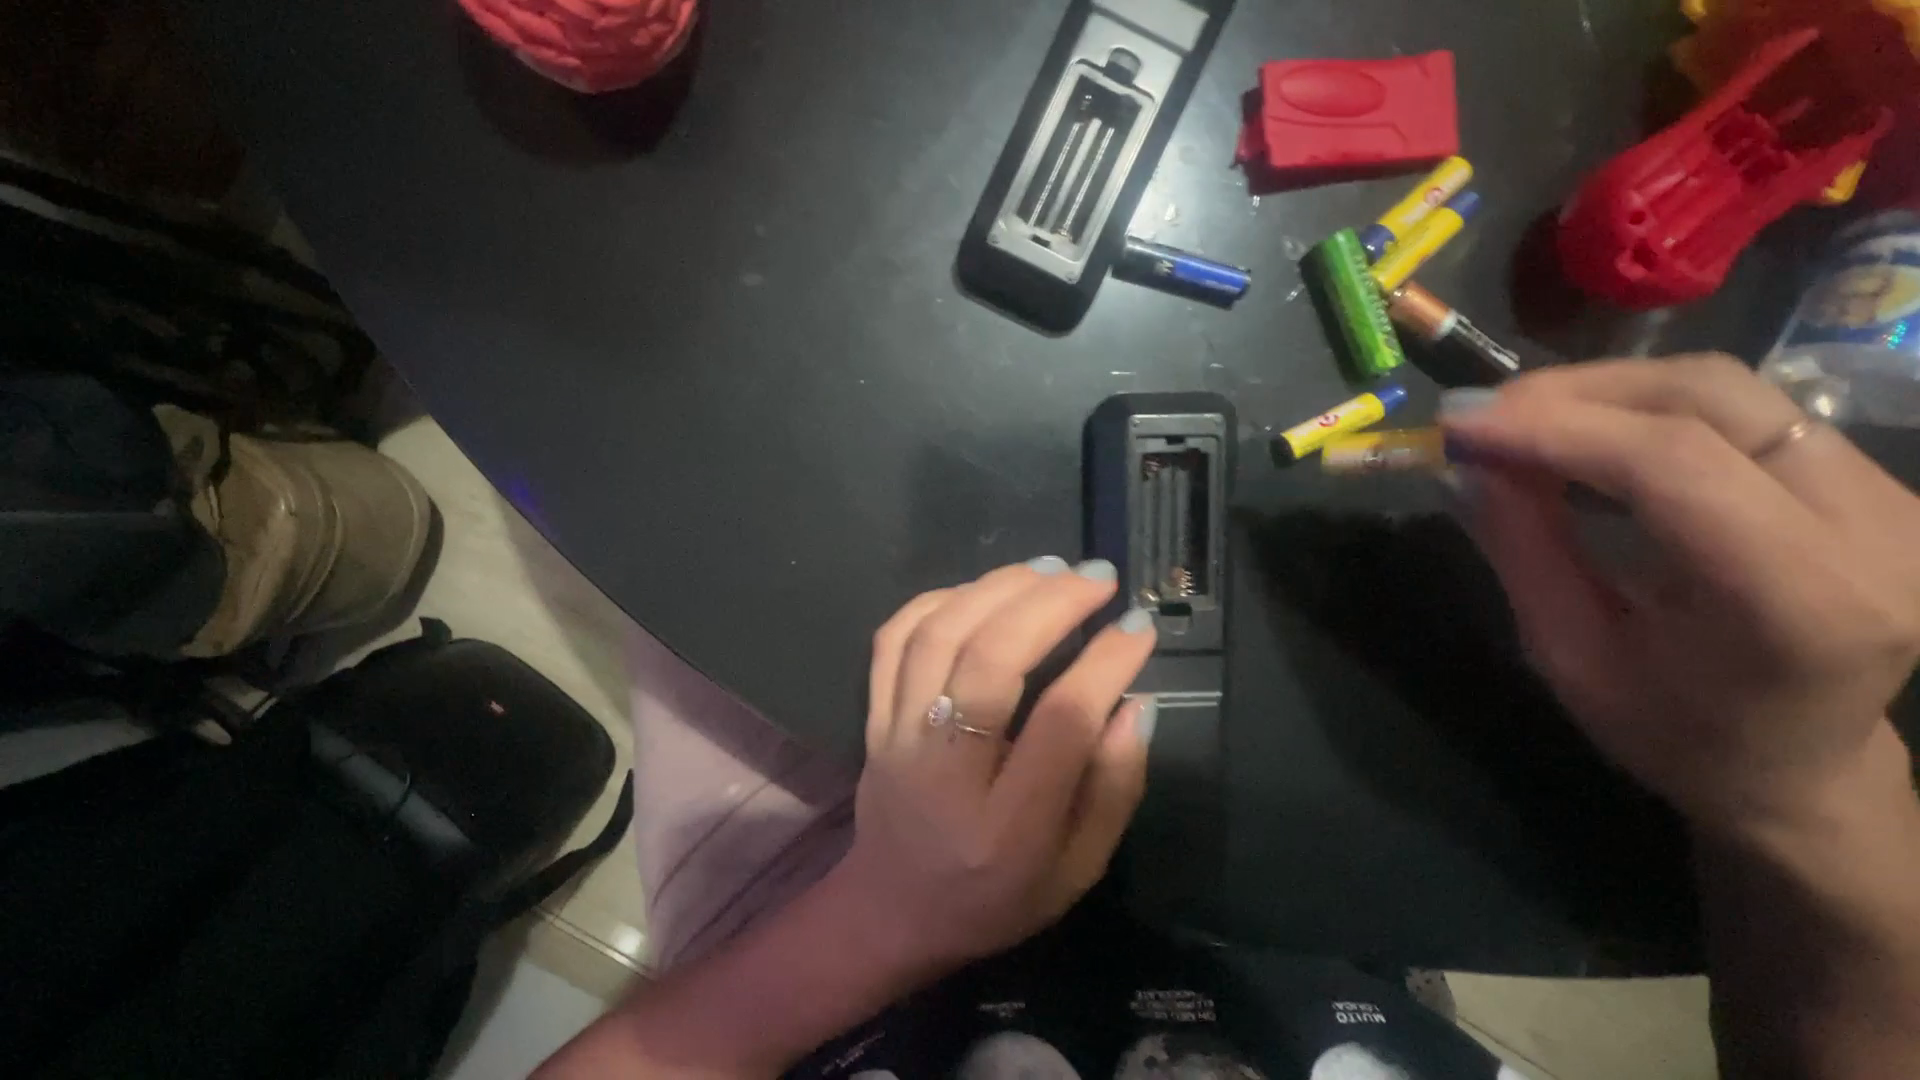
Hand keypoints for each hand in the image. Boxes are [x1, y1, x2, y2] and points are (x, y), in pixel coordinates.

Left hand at [820, 556, 1158, 977]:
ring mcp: (896, 740)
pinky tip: (981, 590)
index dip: (1105, 663)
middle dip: (1051, 605)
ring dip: (996, 588)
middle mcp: (944, 773)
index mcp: (1007, 827)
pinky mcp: (872, 721)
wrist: (893, 911)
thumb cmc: (998, 898)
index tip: (1139, 627)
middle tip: (1098, 577)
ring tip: (1048, 569)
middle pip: (991, 662)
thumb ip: (1113, 790)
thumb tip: (1136, 703)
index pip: (1060, 722)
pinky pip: (892, 641)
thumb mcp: (1078, 870)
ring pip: (938, 638)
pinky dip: (936, 601)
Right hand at [1441, 355, 1919, 835]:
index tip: (1457, 426)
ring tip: (1517, 421)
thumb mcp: (1569, 656)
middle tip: (1480, 417)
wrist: (1797, 765)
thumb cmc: (1673, 731)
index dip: (1553, 428)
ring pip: (1723, 388)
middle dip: (1573, 393)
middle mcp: (1870, 527)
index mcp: (1796, 599)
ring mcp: (1885, 492)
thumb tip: (1468, 464)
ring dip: (1602, 392)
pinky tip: (1579, 434)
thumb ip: (1524, 550)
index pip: (1672, 463)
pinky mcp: (1866, 476)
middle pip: (1707, 398)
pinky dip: (1639, 409)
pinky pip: (1738, 409)